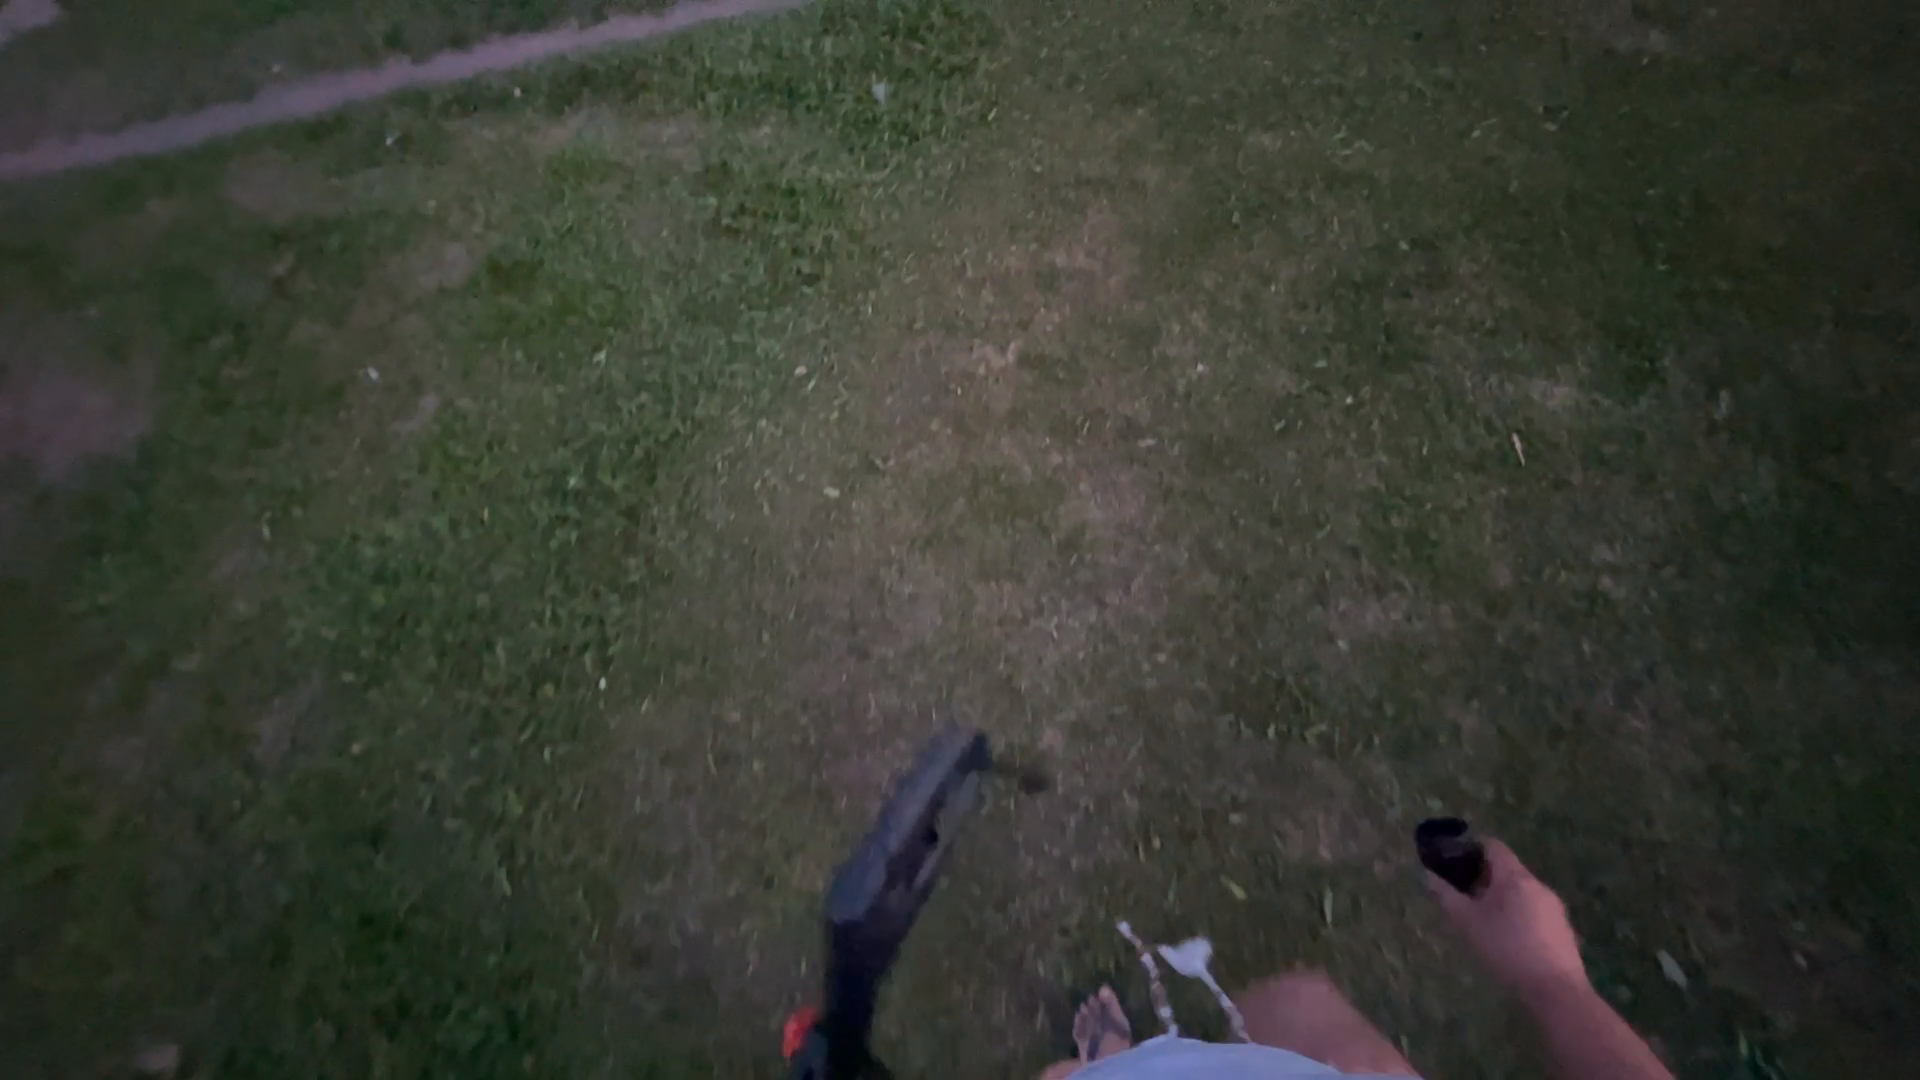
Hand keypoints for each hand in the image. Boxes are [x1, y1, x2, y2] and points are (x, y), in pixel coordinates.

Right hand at [1428, 839, 1588, 994]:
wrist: (1557, 992)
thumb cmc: (1506, 948)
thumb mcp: (1466, 920)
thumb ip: (1444, 894)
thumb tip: (1426, 874)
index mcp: (1514, 877)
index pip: (1492, 845)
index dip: (1471, 846)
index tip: (1453, 860)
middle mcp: (1538, 885)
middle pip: (1506, 868)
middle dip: (1482, 875)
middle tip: (1462, 892)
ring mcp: (1555, 908)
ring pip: (1520, 889)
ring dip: (1500, 894)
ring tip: (1481, 916)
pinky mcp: (1563, 928)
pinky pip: (1534, 908)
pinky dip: (1516, 911)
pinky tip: (1507, 935)